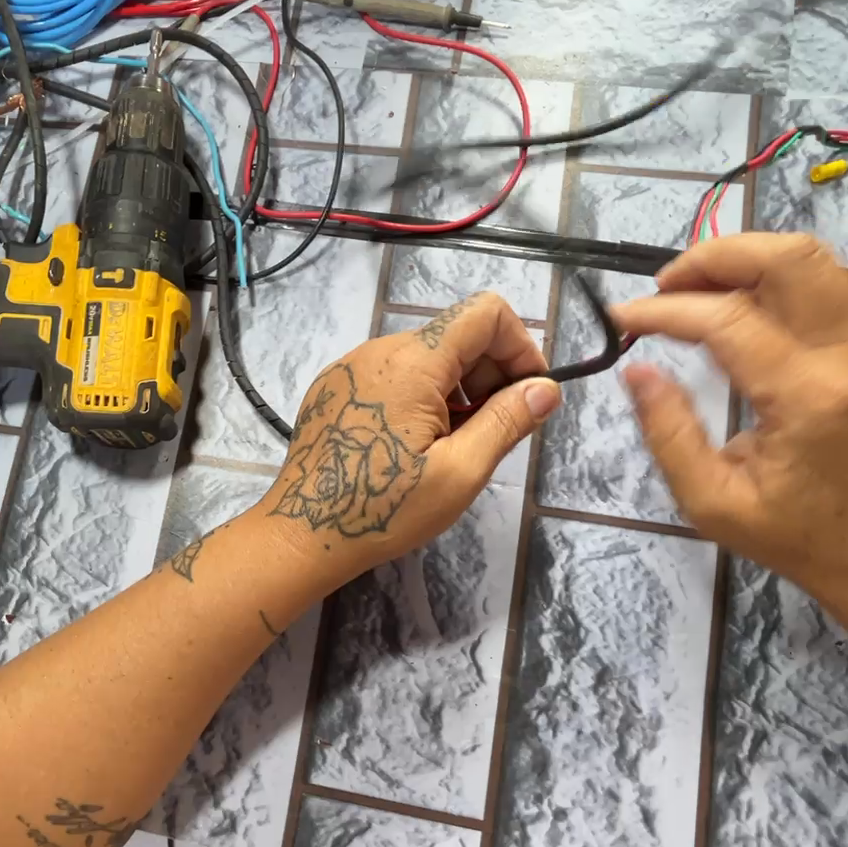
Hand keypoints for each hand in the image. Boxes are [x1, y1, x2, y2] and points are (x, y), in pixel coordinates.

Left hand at [257, 292, 560, 584]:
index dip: (519, 347)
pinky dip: (418, 399)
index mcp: (413, 362)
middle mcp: (378, 350)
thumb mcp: (459, 472)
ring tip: (450, 447)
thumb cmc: (383, 508)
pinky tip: (410, 447)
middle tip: (491, 433)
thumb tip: (545, 389)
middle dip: (489, 376)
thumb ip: (506, 422)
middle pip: (456, 337)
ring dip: (454, 392)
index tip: (525, 395)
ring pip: (424, 359)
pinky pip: (391, 376)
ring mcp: (350, 368)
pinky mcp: (333, 389)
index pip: (485, 313)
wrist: (302, 533)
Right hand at [615, 233, 847, 609]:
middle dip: (715, 257)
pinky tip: (726, 302)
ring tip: (687, 289)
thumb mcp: (710, 500)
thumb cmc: (790, 535)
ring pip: (811, 259)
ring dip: (743, 259)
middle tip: (662, 287)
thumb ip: (669, 432)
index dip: (666, 310)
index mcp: (808, 398)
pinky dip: (767, 276)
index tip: (621, 320)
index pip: (729, 320)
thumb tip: (635, 370)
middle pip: (789, 260)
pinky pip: (819, 283)